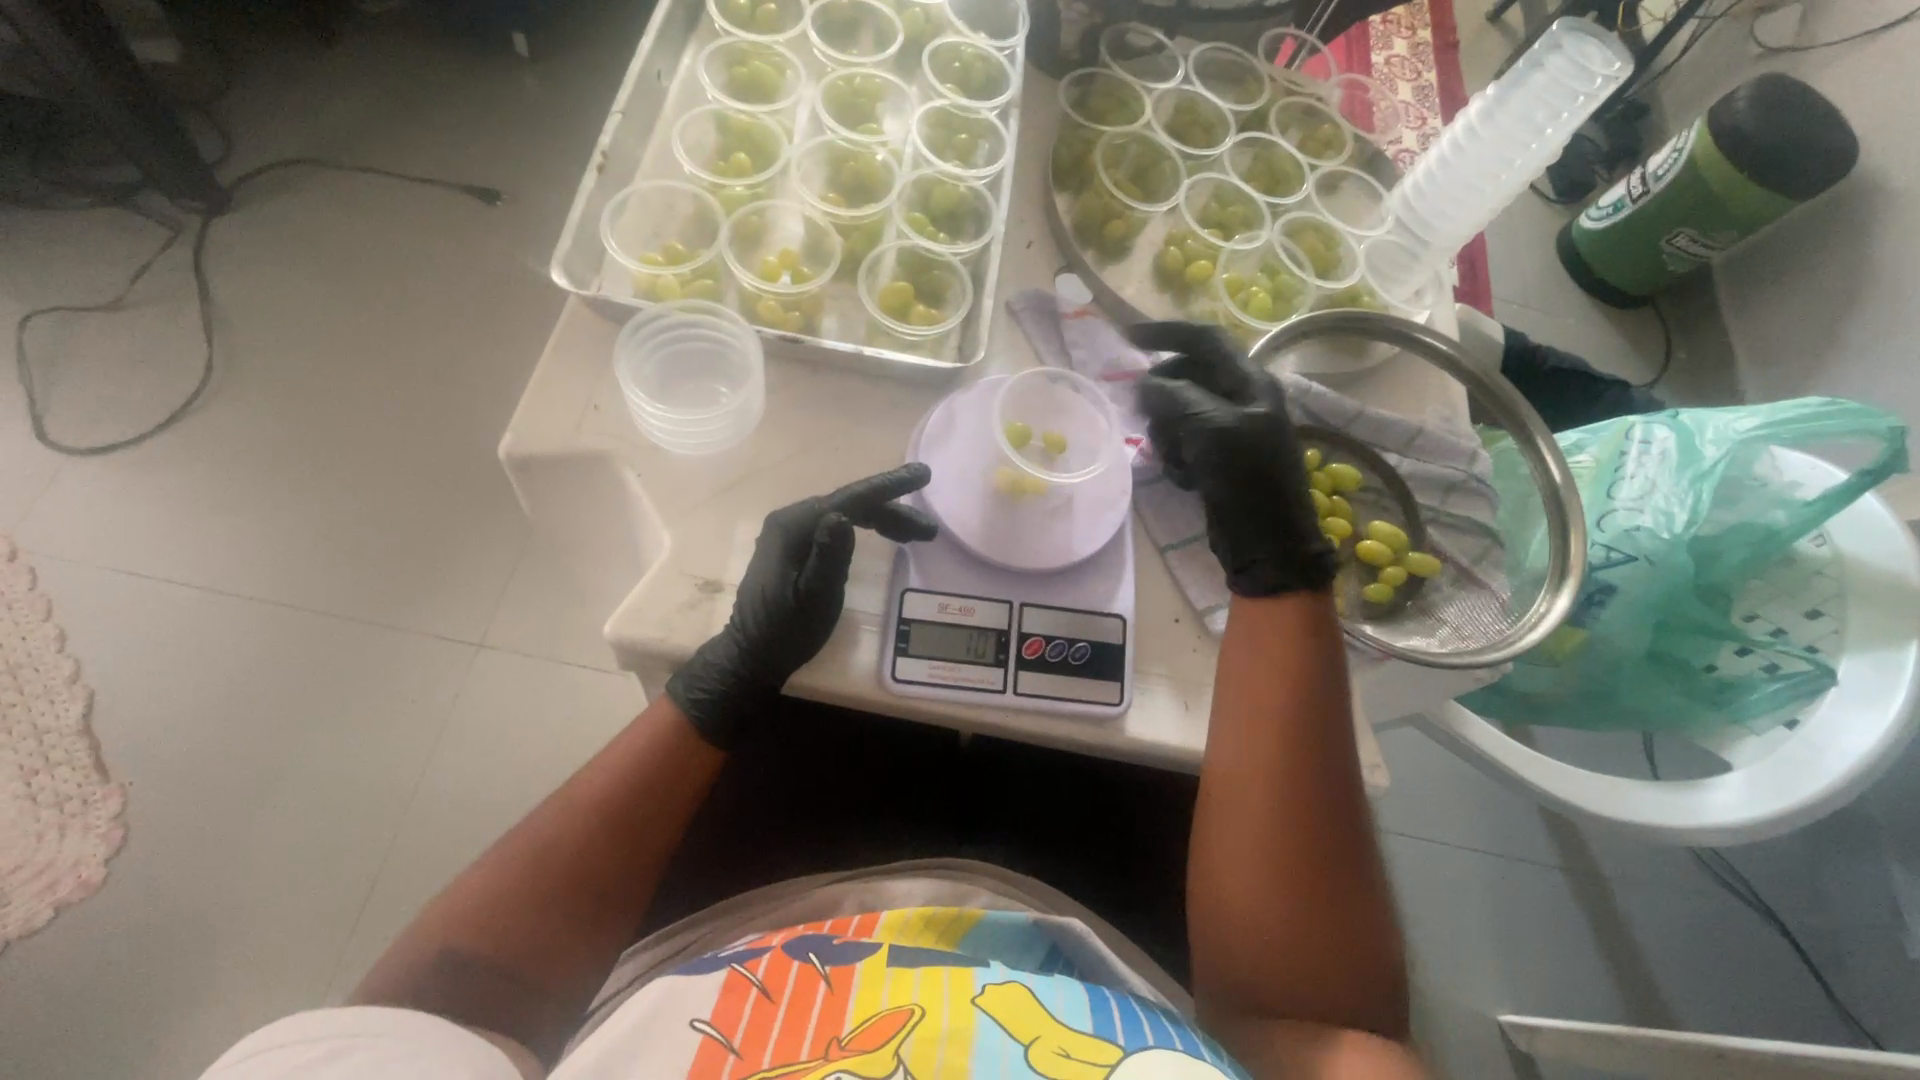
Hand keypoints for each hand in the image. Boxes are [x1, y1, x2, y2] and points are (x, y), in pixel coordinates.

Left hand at [666, 464, 938, 748]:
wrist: (752, 655)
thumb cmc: (786, 631)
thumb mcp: (814, 597)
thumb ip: (830, 556)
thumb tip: (845, 516)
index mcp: (793, 527)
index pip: (849, 499)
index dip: (887, 487)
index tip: (923, 474)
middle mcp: (790, 520)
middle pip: (850, 505)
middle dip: (891, 512)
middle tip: (928, 529)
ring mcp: (790, 532)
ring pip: (845, 515)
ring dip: (882, 520)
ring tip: (917, 536)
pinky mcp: (795, 546)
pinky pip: (835, 527)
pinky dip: (865, 529)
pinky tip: (884, 536)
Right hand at [1130, 322, 1335, 597]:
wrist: (1267, 541)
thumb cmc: (1245, 478)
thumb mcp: (1209, 427)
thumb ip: (1175, 396)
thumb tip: (1145, 384)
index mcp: (1251, 381)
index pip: (1205, 340)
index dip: (1166, 334)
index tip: (1127, 338)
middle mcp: (1243, 398)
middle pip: (1186, 378)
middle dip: (1162, 398)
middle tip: (1145, 418)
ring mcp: (1231, 430)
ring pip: (1180, 413)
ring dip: (1167, 434)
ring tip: (1175, 459)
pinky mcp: (1219, 459)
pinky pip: (1184, 443)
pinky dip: (1177, 458)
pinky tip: (1185, 479)